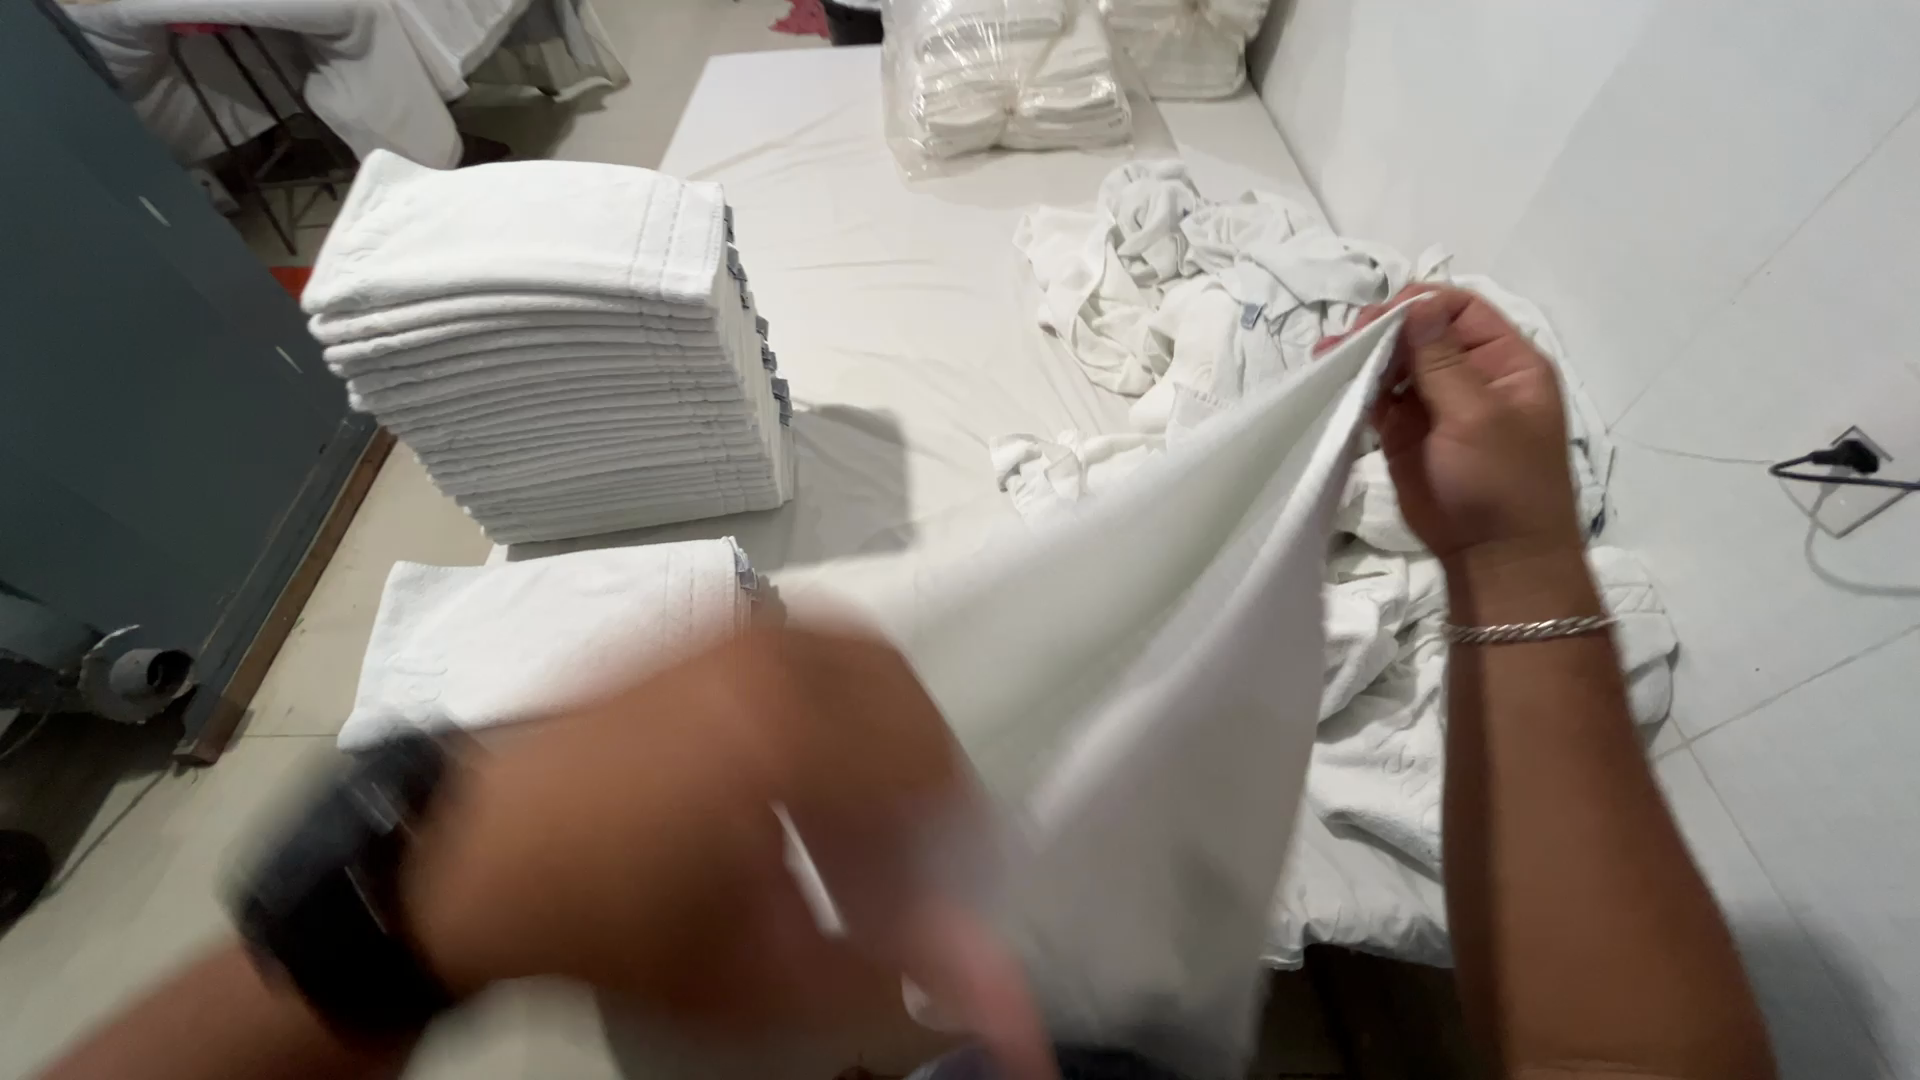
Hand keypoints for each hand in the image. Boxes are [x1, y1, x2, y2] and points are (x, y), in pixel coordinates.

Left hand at [399, 625, 1053, 1079]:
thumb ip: (880, 974)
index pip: (925, 766)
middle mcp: (770, 658)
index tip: (943, 888)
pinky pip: (812, 645)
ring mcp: (733, 631)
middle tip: (907, 846)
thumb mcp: (745, 975)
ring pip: (866, 661)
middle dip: (924, 779)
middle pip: (906, 700)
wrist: (467, 855)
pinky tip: (807, 758)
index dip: (950, 836)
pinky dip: (839, 695)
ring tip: (857, 805)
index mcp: (785, 735)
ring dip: (884, 732)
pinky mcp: (704, 628)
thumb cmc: (604, 921)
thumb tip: (996, 995)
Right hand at [1348, 286, 1584, 570]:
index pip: (1459, 310)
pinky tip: (1332, 383)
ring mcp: (1433, 404)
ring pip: (1394, 364)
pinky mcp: (1403, 432)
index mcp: (1504, 362)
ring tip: (1326, 359)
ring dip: (1362, 358)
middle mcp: (1469, 375)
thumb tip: (1417, 306)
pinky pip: (1377, 399)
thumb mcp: (1476, 415)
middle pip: (1420, 332)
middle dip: (1382, 331)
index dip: (1417, 307)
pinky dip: (1355, 389)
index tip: (1375, 323)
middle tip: (1344, 343)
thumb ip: (1443, 361)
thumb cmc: (1499, 482)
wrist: (1492, 553)